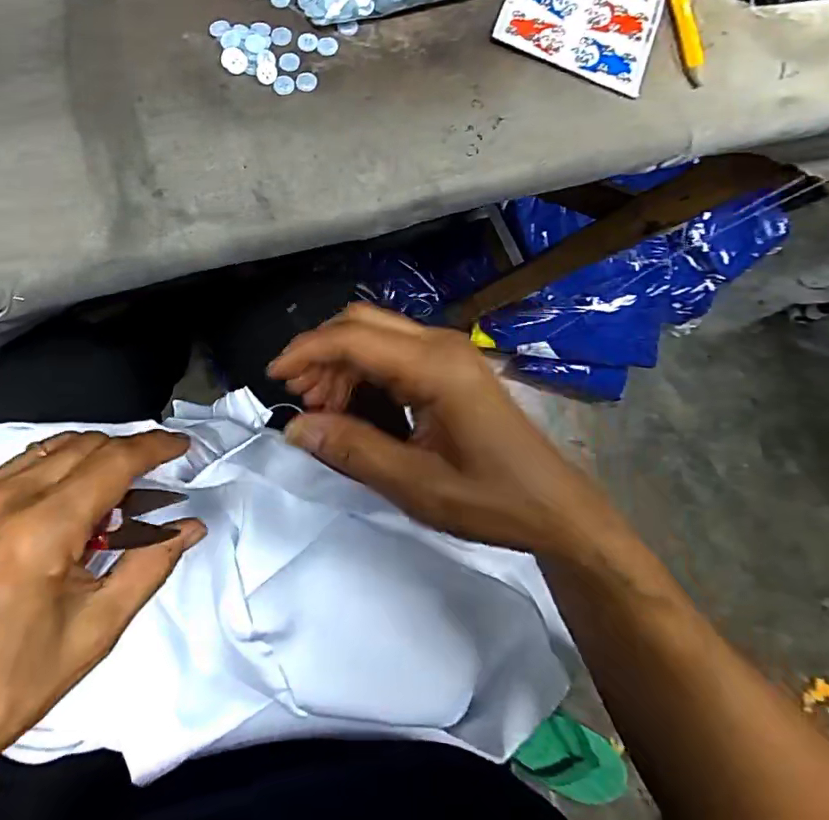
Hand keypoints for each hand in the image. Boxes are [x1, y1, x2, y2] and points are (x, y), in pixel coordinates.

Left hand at [0, 430, 204, 818]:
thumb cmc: (15, 682)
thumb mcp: (98, 628)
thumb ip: (150, 565)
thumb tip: (191, 525)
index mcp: (40, 532)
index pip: (113, 462)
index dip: (156, 447)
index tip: (184, 445)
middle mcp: (4, 501)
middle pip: (86, 444)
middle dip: (130, 451)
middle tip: (157, 479)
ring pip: (56, 446)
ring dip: (96, 454)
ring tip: (119, 490)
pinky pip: (26, 462)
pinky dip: (62, 464)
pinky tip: (74, 498)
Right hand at [268, 303, 624, 560]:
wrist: (555, 505)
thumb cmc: (492, 499)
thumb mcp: (416, 484)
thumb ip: (353, 450)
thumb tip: (296, 428)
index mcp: (436, 367)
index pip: (354, 337)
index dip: (307, 351)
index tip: (273, 379)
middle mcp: (443, 345)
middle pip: (364, 322)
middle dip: (322, 353)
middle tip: (300, 400)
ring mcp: (452, 352)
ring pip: (378, 334)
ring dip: (342, 361)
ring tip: (322, 407)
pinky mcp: (454, 366)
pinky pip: (397, 351)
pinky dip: (365, 368)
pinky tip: (353, 403)